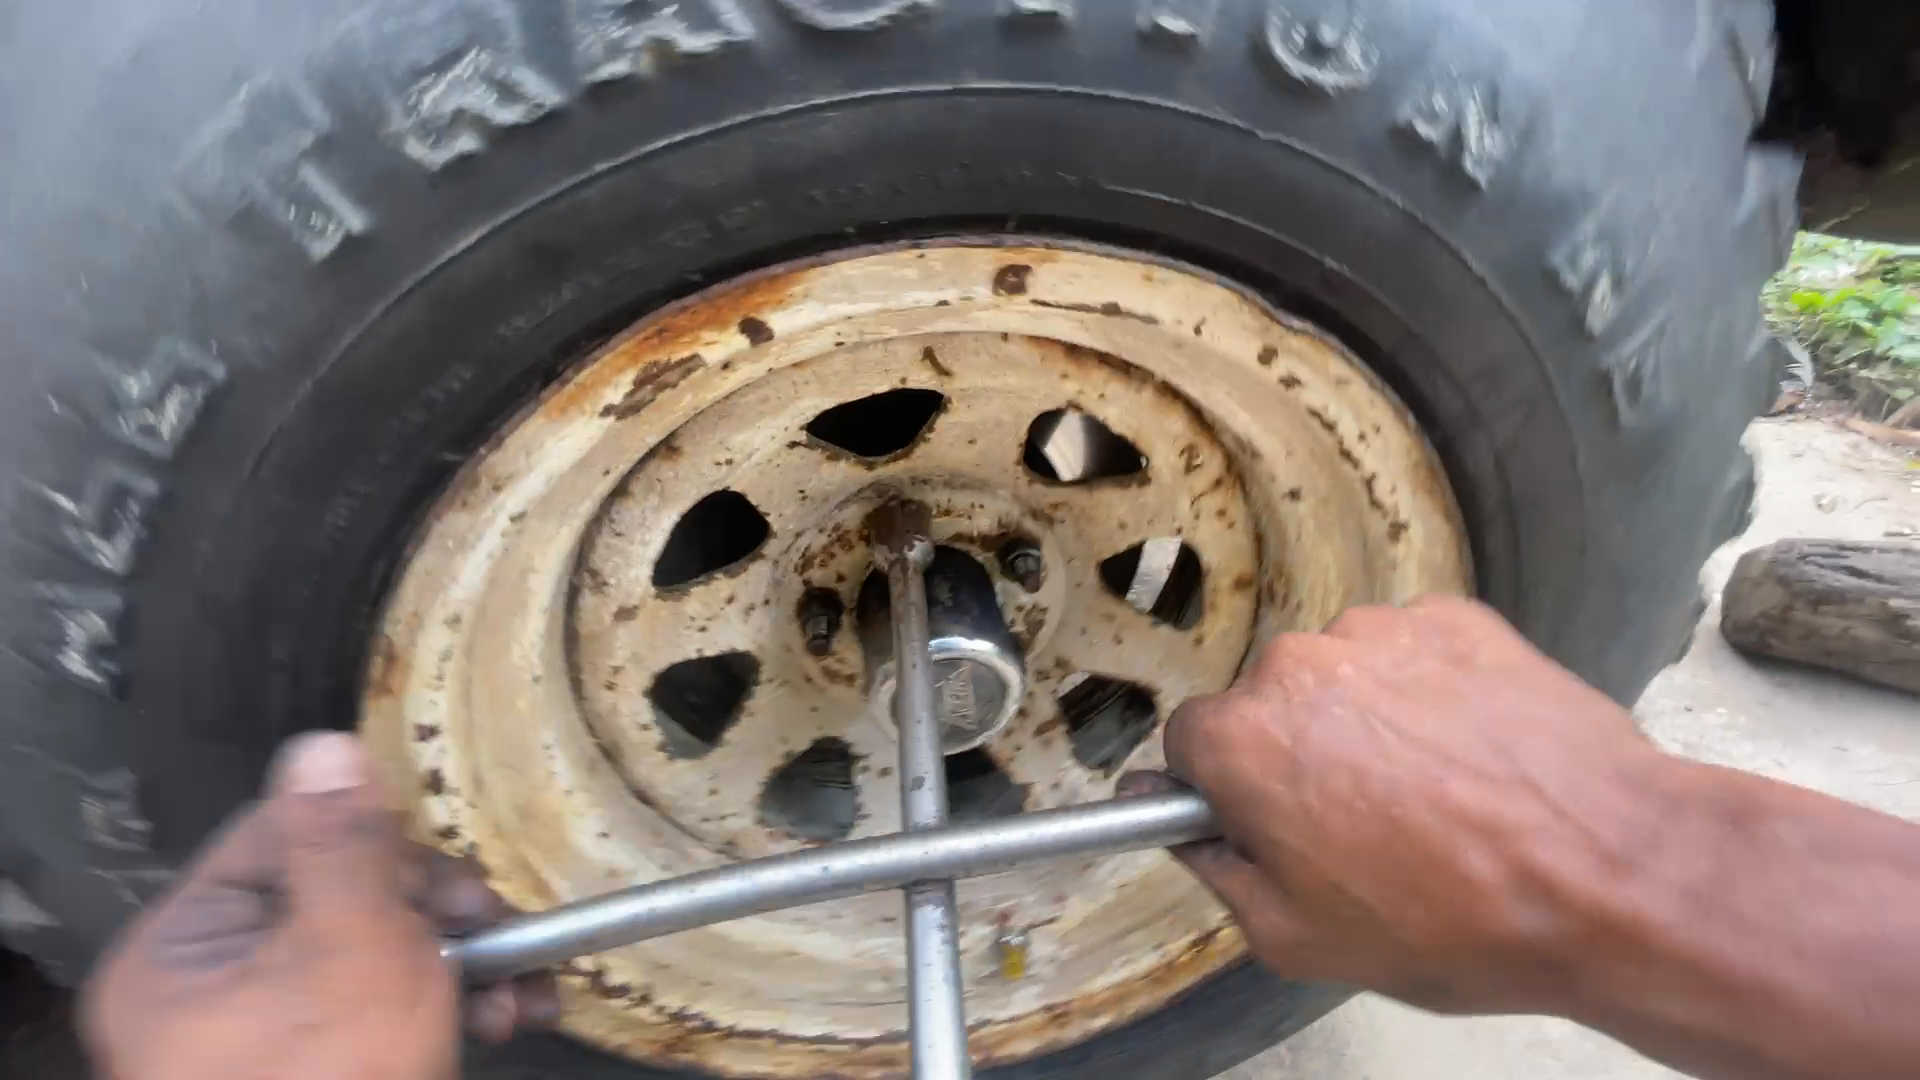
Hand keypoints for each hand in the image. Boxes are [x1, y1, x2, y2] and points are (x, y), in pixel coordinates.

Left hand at [83, 732, 559, 1079]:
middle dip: (446, 904)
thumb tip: (322, 741)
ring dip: (478, 950)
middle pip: (359, 882)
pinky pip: (406, 984)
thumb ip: (343, 842)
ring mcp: (287, 1010)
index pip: (290, 830)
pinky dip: (468, 990)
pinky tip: (518, 1004)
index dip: (375, 835)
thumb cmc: (338, 1067)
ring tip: (529, 978)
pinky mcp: (341, 1040)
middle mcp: (228, 970)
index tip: (436, 868)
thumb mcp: (351, 942)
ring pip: (399, 934)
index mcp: (194, 942)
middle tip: (492, 924)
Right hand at [1134, 596, 1666, 1014]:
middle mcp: (1289, 663)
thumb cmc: (1446, 919)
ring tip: (1431, 776)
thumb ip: (1217, 873)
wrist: (1622, 877)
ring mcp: (1371, 629)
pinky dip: (1423, 684)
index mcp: (1239, 736)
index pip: (1188, 740)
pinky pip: (1406, 647)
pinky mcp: (1445, 616)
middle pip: (1264, 703)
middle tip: (1360, 809)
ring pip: (1335, 671)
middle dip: (1292, 748)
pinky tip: (1470, 738)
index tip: (1267, 814)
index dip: (1221, 783)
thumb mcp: (1297, 939)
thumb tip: (1189, 826)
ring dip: (1358, 712)